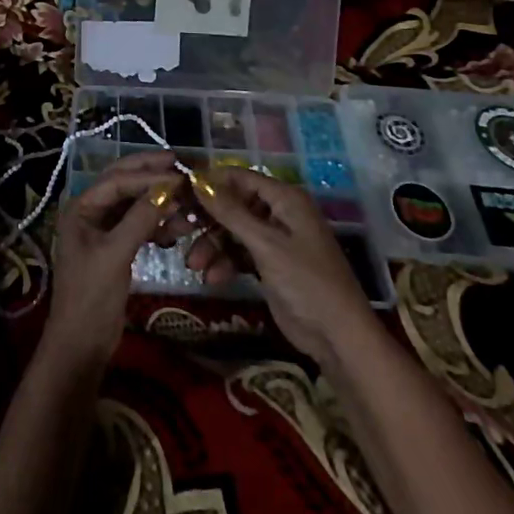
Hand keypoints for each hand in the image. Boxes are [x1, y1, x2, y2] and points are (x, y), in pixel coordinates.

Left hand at [43, 151, 180, 367]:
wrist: (82, 341)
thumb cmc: (91, 295)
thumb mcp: (116, 254)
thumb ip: (140, 219)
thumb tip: (167, 187)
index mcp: (80, 208)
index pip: (116, 181)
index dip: (147, 174)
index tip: (180, 172)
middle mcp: (90, 213)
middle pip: (123, 185)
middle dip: (150, 175)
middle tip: (180, 164)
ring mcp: (103, 231)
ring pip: (134, 206)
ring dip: (158, 203)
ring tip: (187, 205)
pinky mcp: (116, 249)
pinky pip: (139, 226)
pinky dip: (157, 225)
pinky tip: (177, 230)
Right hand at [187, 167, 377, 359]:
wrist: (337, 335)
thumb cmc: (306, 280)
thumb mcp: (265, 244)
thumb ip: (230, 212)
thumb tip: (198, 180)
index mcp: (285, 200)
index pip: (240, 177)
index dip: (210, 182)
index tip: (178, 192)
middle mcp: (279, 214)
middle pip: (232, 206)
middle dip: (206, 220)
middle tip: (176, 230)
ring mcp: (274, 240)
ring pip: (232, 232)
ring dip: (211, 246)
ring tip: (194, 265)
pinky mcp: (269, 264)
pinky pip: (238, 254)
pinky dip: (224, 263)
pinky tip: (212, 278)